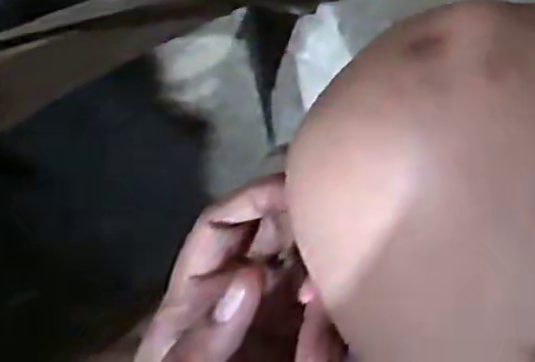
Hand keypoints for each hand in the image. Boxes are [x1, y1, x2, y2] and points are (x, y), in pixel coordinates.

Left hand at [135, 175, 344, 361]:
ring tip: (317, 318)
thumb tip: (249, 276)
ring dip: (323, 279)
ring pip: (311, 262)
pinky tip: (323, 351)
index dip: (254, 196)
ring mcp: (279, 310)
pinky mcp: (309, 336)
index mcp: (201, 292)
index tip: (291, 188)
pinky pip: (329, 309)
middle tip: (330, 228)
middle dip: (304, 225)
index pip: (224, 223)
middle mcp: (243, 288)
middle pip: (278, 229)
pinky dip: (332, 324)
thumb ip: (202, 342)